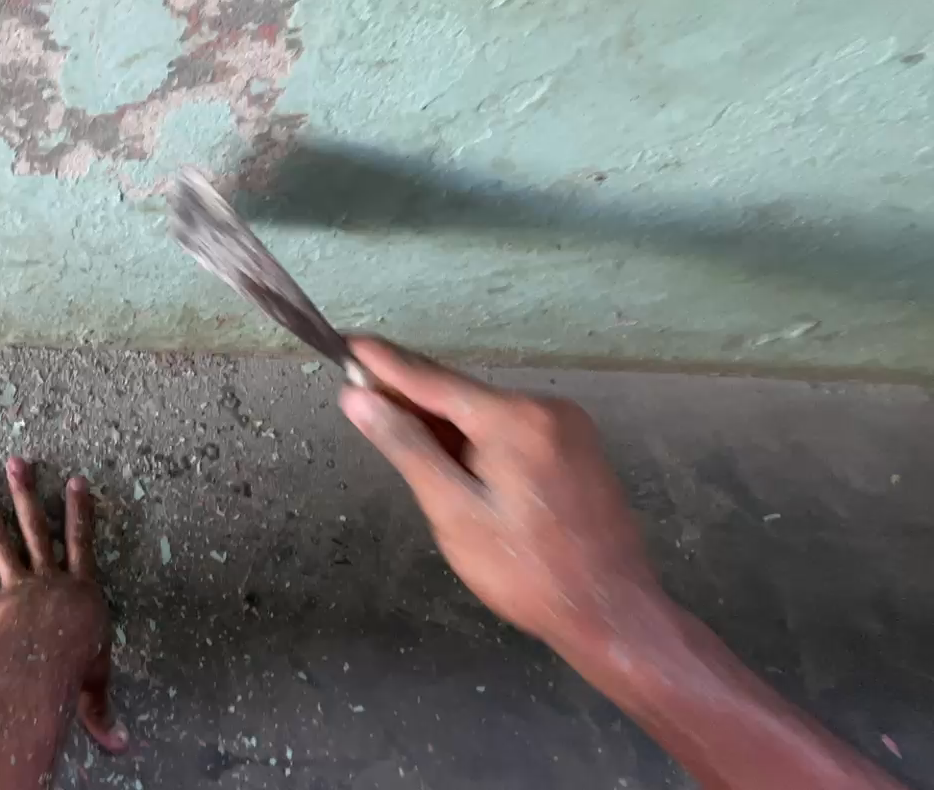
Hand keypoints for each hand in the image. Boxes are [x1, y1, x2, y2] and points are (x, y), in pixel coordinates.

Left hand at [0, 457, 127, 752]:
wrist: (53, 662)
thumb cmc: (80, 665)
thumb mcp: (96, 681)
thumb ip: (100, 707)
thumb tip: (120, 747)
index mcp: (77, 585)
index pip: (81, 539)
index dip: (80, 510)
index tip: (76, 479)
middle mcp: (46, 577)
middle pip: (35, 527)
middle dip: (25, 493)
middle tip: (15, 460)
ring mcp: (17, 587)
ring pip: (1, 541)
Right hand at [339, 338, 663, 655]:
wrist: (617, 619)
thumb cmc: (526, 571)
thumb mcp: (452, 510)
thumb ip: (404, 445)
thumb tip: (356, 397)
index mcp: (514, 419)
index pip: (428, 378)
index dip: (379, 361)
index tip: (342, 340)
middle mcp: (542, 407)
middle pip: (451, 389)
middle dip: (402, 394)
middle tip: (355, 400)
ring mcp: (561, 423)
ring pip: (472, 407)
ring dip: (431, 418)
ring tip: (400, 442)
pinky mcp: (568, 441)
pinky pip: (497, 422)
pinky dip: (462, 432)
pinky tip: (446, 458)